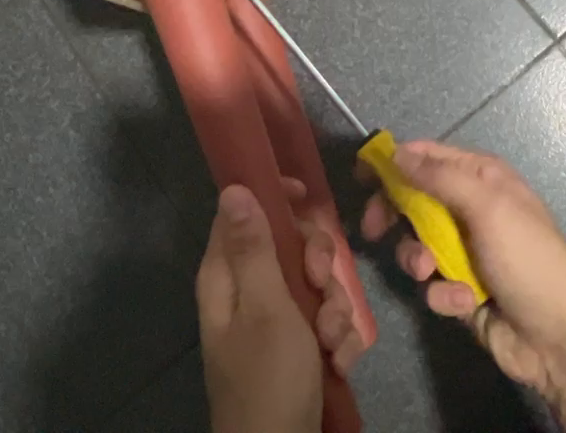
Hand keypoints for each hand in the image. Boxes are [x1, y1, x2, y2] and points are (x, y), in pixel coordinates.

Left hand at [198, 182, 368, 432]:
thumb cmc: (269, 379)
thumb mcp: (266, 307)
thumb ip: (255, 247)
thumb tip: (232, 186)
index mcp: (226, 277)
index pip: (240, 212)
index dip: (271, 197)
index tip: (303, 198)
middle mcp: (247, 293)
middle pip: (288, 245)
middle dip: (318, 264)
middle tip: (322, 287)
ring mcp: (274, 322)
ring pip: (315, 283)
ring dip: (334, 309)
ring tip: (331, 344)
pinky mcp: (299, 348)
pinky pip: (327, 320)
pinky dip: (338, 338)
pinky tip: (339, 362)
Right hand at [361, 142, 565, 432]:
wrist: (560, 338)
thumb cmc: (526, 258)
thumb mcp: (486, 206)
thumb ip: (438, 177)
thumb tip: (398, 152)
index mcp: (482, 178)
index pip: (428, 157)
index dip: (394, 162)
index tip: (361, 174)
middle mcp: (472, 208)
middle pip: (414, 200)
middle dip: (395, 215)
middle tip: (372, 228)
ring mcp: (466, 251)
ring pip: (417, 244)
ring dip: (418, 259)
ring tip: (431, 272)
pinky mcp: (462, 289)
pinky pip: (433, 283)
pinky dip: (444, 292)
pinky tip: (466, 302)